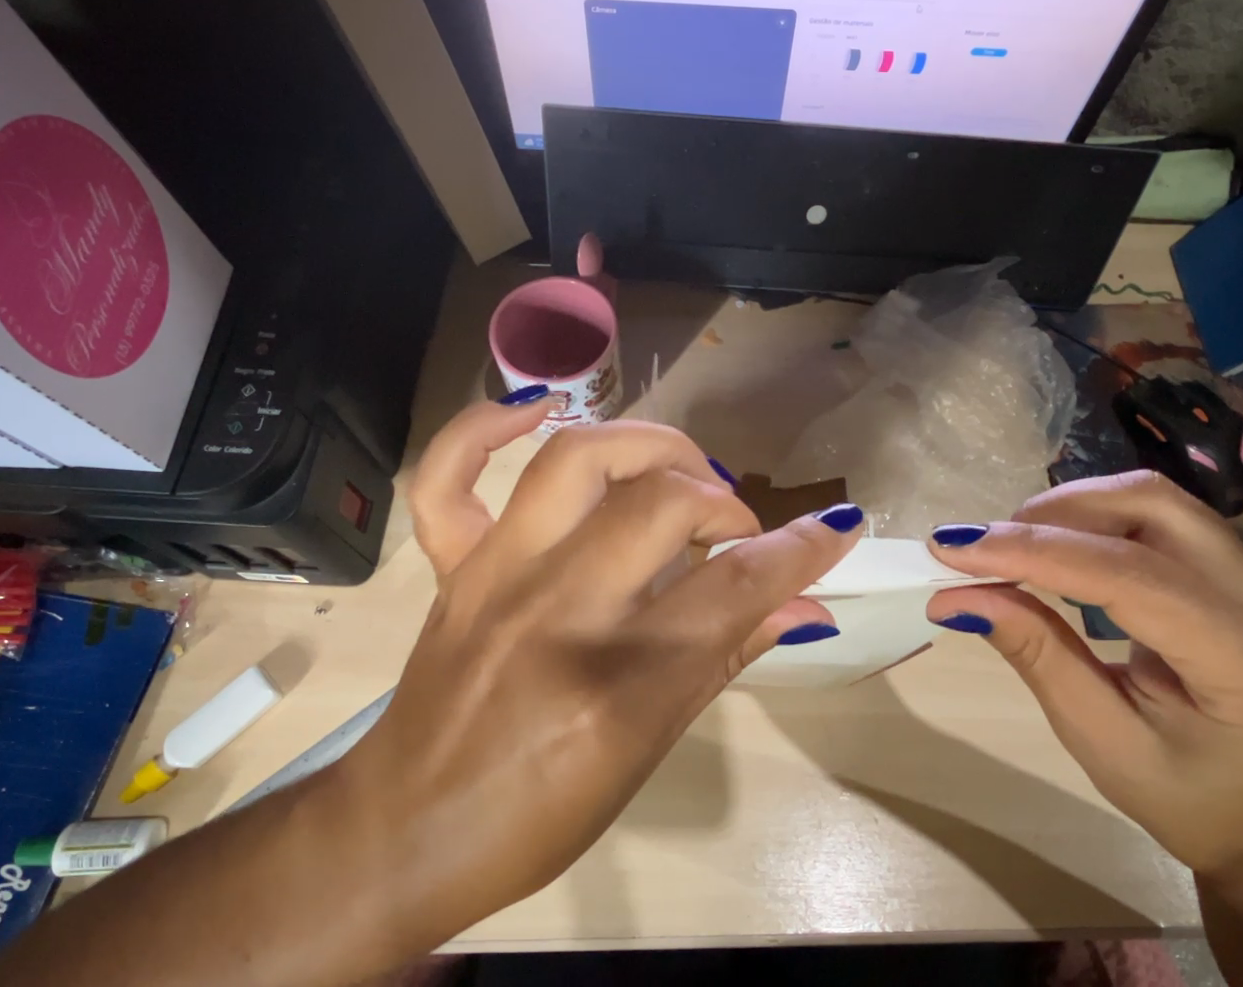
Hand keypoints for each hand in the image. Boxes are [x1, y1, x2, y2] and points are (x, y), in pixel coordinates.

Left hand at [346, 399, 859, 955]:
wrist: (407, 832)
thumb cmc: (537, 818)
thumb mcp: (645, 754)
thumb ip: (723, 661)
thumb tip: (805, 608)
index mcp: (617, 686)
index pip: (734, 589)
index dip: (800, 551)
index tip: (835, 528)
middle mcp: (557, 613)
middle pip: (663, 504)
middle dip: (722, 500)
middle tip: (731, 530)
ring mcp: (495, 578)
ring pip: (578, 459)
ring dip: (648, 446)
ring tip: (676, 471)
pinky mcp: (452, 568)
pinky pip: (449, 474)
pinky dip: (488, 425)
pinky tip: (540, 410)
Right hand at [923, 470, 1242, 876]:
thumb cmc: (1185, 797)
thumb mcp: (1101, 742)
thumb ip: (1038, 657)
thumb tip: (957, 596)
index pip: (1132, 576)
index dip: (1036, 553)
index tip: (952, 548)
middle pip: (1152, 508)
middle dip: (1054, 514)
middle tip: (984, 548)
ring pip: (1154, 500)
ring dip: (1072, 510)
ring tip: (1014, 548)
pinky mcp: (1242, 568)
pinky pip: (1159, 517)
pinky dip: (1093, 521)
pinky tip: (1057, 551)